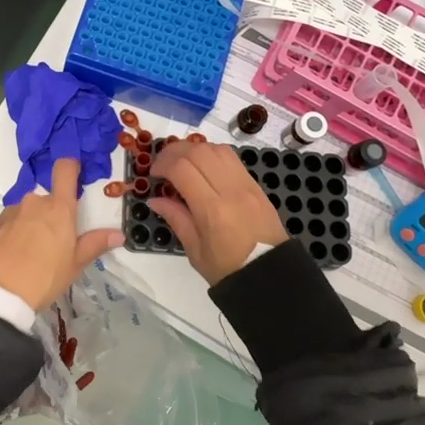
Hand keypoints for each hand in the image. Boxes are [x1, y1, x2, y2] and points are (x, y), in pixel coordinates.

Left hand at [0, 158, 123, 310]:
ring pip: (27, 212)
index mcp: (58, 207)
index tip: (76, 173)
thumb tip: (118, 234)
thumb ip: (95, 244)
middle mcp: (33, 202)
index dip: (71, 166)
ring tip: (32, 254)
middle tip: (56, 242)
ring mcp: (10, 212)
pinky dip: (14, 235)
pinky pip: (9, 224)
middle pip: (47, 199)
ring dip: (32, 225)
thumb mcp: (74, 264)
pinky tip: (14, 257)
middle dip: (52, 215)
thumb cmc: (43, 277)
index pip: (65, 169)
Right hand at [148, 141, 287, 284]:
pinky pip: (231, 158)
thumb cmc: (228, 269)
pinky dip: (212, 154)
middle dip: (174, 151)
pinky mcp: (256, 185)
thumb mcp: (195, 251)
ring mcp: (247, 185)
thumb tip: (155, 199)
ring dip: (194, 149)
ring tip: (181, 162)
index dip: (162, 164)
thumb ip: (176, 219)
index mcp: (212, 210)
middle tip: (162, 164)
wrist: (271, 275)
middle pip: (199, 152)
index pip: (182, 169)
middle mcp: (231, 190)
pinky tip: (202, 166)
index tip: (153, 174)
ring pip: (216, 149)